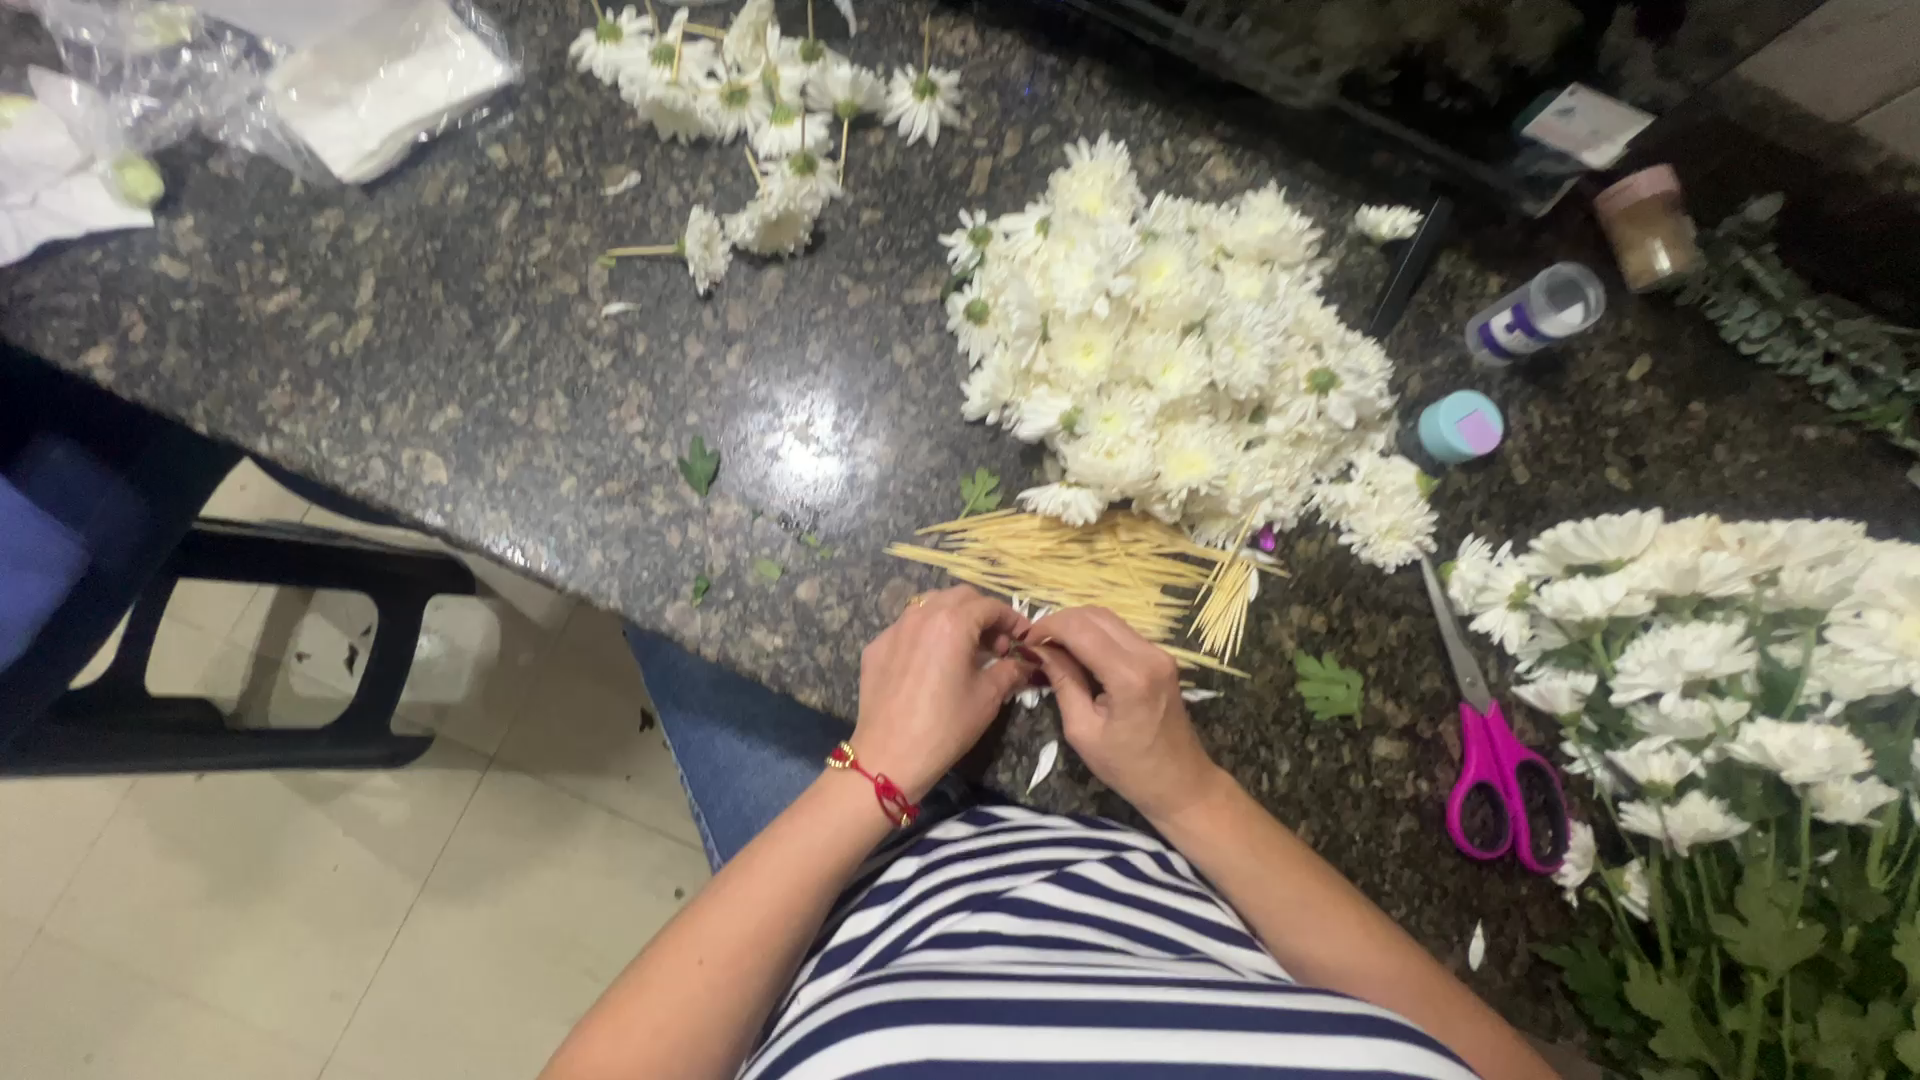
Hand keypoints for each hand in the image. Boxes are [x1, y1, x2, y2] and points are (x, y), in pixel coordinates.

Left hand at [851, 586, 1033, 799]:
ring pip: (929, 606)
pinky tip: (931, 662)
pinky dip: (926, 634)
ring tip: (965, 648)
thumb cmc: (945, 726)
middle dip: (983, 614)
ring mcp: (894, 629)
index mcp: (952, 622)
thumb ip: (1010, 670)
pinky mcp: (876, 646)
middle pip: (960, 597)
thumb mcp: (987, 697)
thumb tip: (1024, 662)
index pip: (990, 605)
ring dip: (953, 618)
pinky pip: (907, 628)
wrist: (890, 755)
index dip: (1011, 619)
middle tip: (996, 644)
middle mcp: (921, 615)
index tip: (1022, 638)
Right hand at [1026, 607, 1222, 821]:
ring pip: (1108, 618)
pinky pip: (1120, 632)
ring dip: (1076, 626)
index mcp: (1129, 676)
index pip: (1079, 629)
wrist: (1180, 783)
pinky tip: (1077, 652)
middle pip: (1094, 615)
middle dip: (1060, 623)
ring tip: (1053, 647)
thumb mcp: (1083, 731)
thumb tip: (1040, 650)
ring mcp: (1159, 653)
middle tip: (1036, 644)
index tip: (1026, 642)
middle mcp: (1148, 654)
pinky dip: (1094, 634)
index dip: (1048, 628)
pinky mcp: (1160, 658)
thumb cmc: (1128, 768)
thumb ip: (1063, 682)